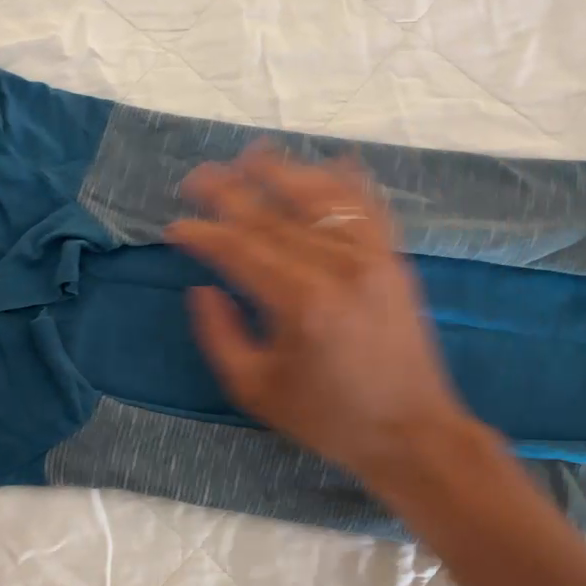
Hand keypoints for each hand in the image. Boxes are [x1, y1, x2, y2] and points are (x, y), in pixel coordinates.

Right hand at [167, 145, 475, 494]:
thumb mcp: (255, 389)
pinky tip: (328, 162)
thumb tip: (203, 288)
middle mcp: (337, 266)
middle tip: (195, 177)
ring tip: (251, 154)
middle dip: (229, 190)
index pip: (240, 248)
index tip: (175, 227)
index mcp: (300, 302)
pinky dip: (346, 180)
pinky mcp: (394, 259)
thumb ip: (220, 335)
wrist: (411, 431)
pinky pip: (368, 206)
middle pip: (274, 213)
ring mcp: (372, 257)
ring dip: (283, 170)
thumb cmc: (326, 418)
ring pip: (322, 196)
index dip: (202, 232)